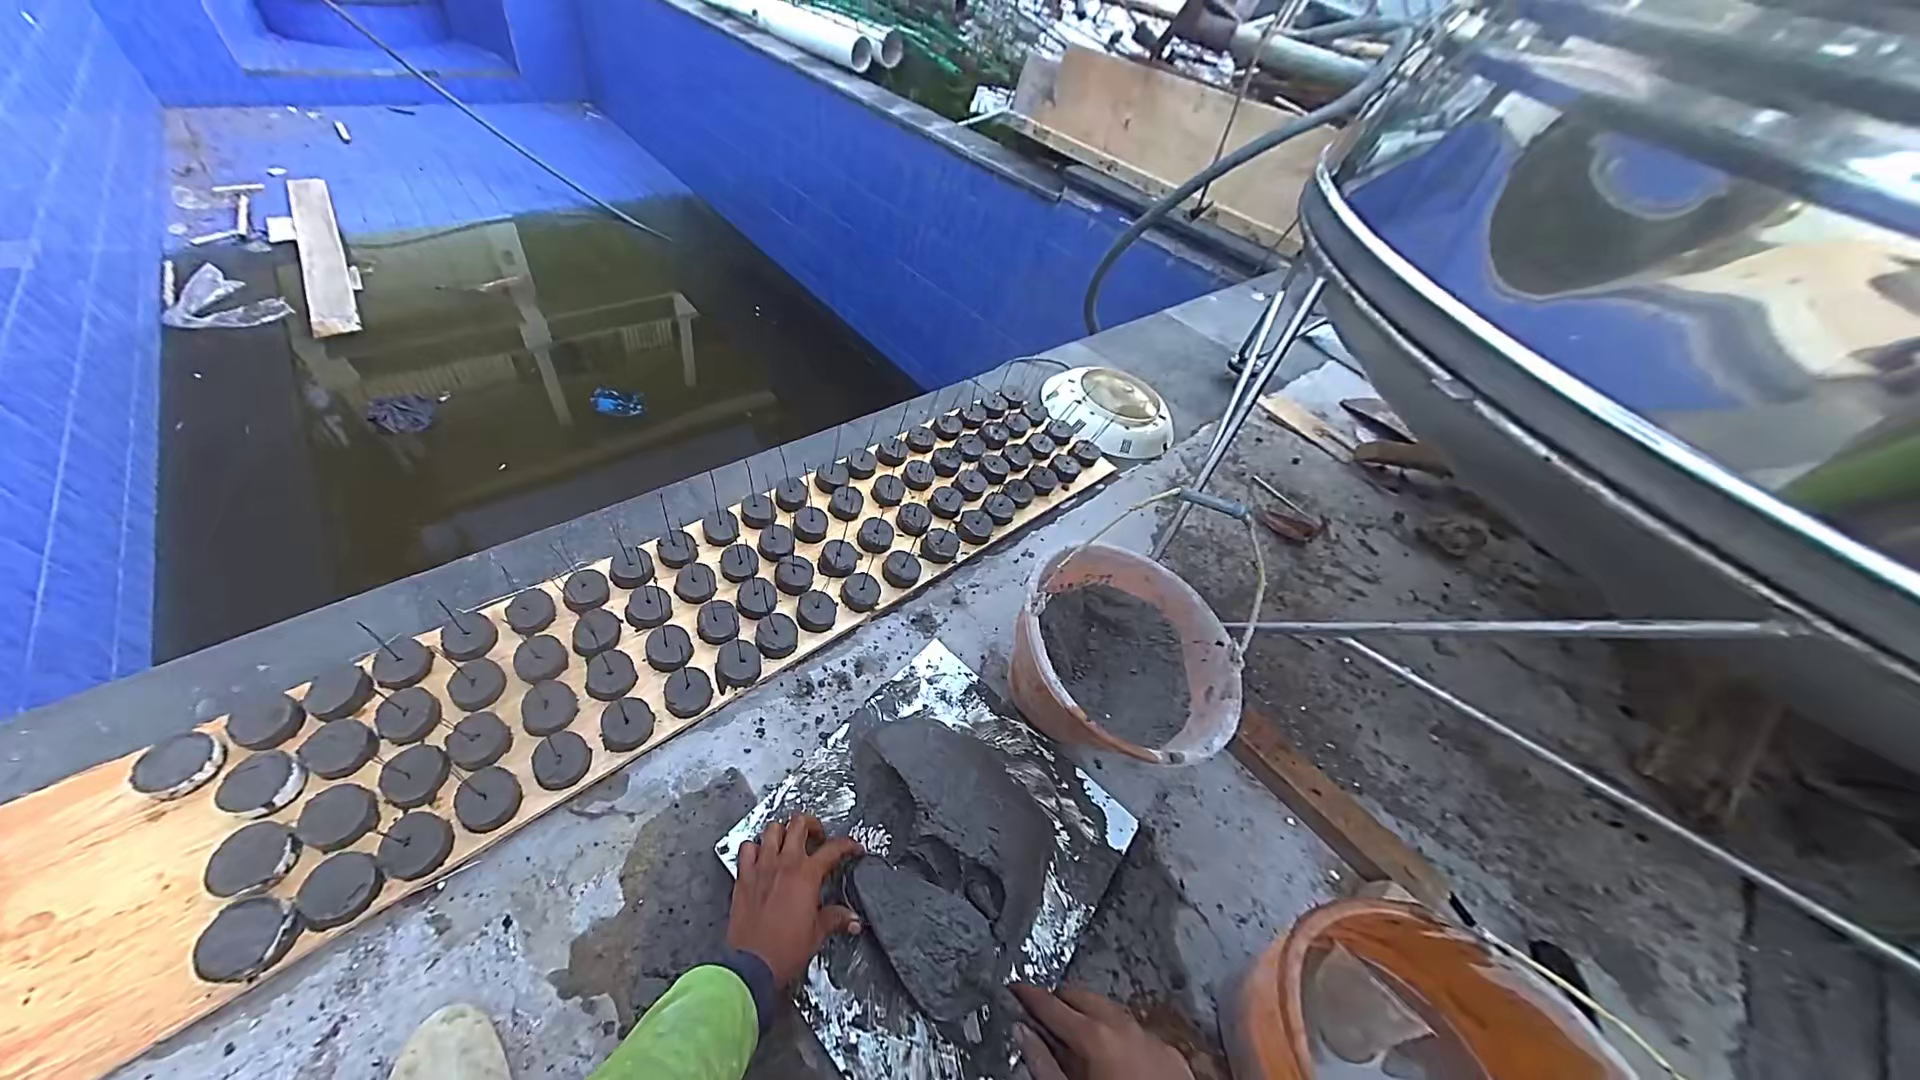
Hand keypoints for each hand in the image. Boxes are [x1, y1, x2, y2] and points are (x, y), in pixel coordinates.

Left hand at [727, 814, 863, 986]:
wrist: (750, 967)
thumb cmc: (784, 950)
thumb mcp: (816, 933)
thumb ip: (835, 918)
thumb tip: (852, 919)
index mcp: (807, 874)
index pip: (833, 848)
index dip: (848, 845)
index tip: (853, 849)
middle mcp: (785, 863)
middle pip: (799, 824)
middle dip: (812, 825)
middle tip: (817, 837)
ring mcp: (762, 867)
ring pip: (772, 829)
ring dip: (783, 831)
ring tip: (789, 842)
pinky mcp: (743, 877)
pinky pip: (746, 848)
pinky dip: (755, 847)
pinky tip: (761, 856)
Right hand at [1012, 983, 1195, 1079]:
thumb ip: (1043, 1063)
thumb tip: (1021, 1031)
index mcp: (1093, 1035)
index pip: (1051, 1005)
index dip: (1029, 995)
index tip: (1014, 988)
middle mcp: (1121, 1025)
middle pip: (1081, 997)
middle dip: (1060, 1001)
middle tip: (1042, 1014)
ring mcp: (1149, 1036)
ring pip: (1109, 1010)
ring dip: (1089, 1014)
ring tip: (1074, 1034)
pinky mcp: (1170, 1054)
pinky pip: (1135, 1031)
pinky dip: (1117, 1034)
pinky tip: (1112, 1056)